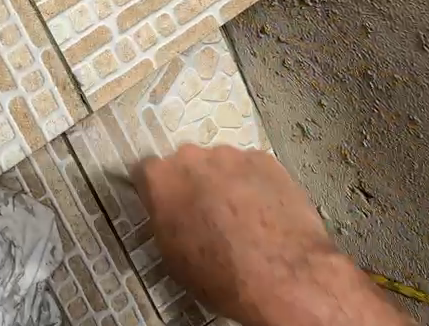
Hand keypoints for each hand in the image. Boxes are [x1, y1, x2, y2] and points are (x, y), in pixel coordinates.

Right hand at [132, 145, 406, 325]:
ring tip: (242, 217)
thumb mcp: (172, 258)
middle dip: (193, 183)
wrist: (283, 275)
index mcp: (160, 177)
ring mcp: (230, 154)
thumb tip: (167, 212)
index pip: (146, 172)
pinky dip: (255, 185)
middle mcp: (190, 156)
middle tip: (207, 214)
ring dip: (225, 183)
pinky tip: (266, 213)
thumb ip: (162, 221)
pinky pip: (253, 169)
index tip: (167, 207)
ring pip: (221, 164)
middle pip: (186, 164)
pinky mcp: (264, 159)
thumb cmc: (220, 274)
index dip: (156, 191)